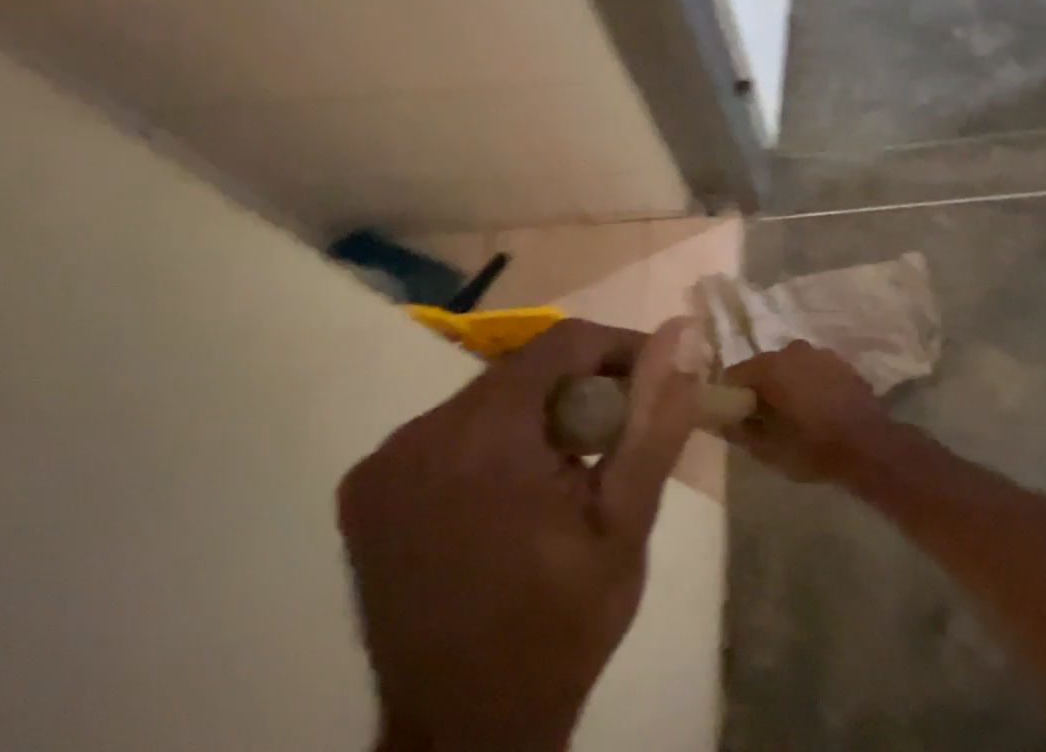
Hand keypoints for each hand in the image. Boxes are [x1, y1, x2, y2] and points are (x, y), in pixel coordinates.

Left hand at [337, 317, 702, 751]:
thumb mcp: (626, 521)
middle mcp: (415, 437)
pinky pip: (447, 436)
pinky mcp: (364, 494)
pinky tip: (517, 497)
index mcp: (482, 439)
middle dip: (581, 391)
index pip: (563, 343)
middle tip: (619, 443)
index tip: (656, 389)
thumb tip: (681, 333)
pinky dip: (493, 446)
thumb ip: (654, 420)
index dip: (620, 351)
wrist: (466, 725)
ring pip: (484, 401)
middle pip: (521, 372)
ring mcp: (379, 466)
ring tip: (573, 474)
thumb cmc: (563, 623)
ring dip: (537, 419)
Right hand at [723, 341, 893, 484]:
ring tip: (793, 414)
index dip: (731, 396)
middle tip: (764, 419)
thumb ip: (738, 430)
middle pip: (763, 367)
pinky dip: (810, 384)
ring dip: (786, 384)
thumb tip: (722, 419)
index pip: (733, 375)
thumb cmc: (812, 448)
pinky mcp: (843, 363)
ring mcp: (822, 354)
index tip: (735, 418)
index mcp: (770, 367)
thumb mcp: (766, 449)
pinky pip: (814, 371)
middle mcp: (793, 350)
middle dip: (760, 389)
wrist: (869, 446)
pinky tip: (817, 408)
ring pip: (791, 367)